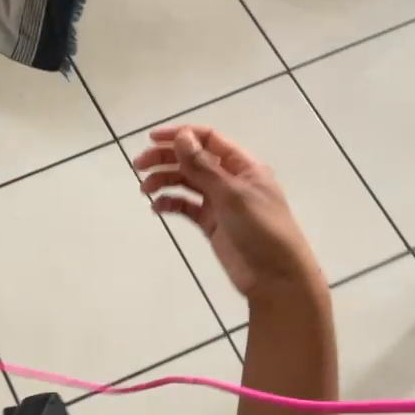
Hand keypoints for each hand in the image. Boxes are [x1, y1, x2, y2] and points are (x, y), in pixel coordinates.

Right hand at [132, 126, 321, 300]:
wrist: (277, 279)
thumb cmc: (262, 231)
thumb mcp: (232, 195)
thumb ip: (203, 166)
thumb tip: (181, 136)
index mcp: (243, 166)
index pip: (208, 139)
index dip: (180, 135)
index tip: (151, 139)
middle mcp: (230, 179)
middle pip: (192, 159)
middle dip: (165, 159)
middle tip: (138, 166)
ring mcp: (220, 201)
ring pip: (186, 182)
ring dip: (164, 180)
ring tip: (145, 189)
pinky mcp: (211, 222)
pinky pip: (186, 205)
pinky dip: (170, 203)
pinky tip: (157, 208)